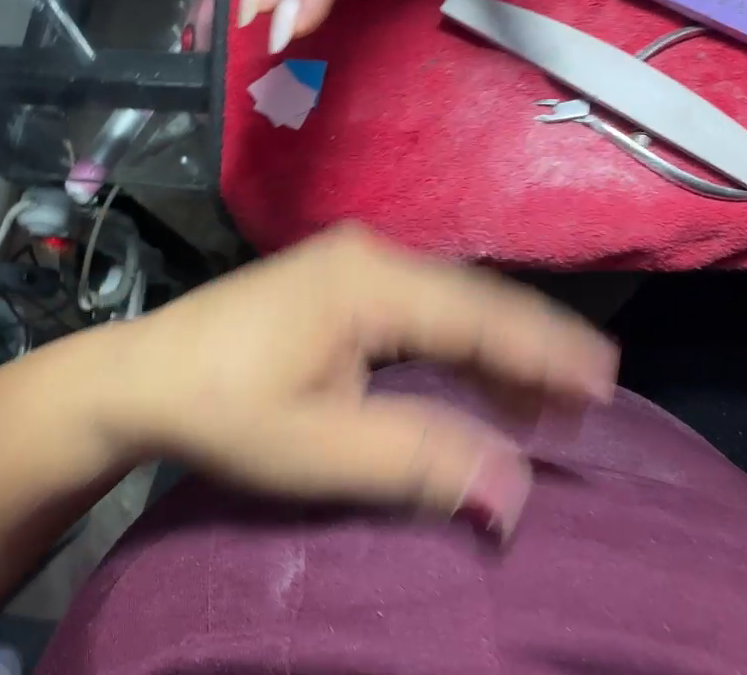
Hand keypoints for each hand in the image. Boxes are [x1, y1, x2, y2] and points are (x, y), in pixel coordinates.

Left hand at [85, 226, 618, 537]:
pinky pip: (422, 308)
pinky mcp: (343, 280)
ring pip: (451, 304)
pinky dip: (458, 344)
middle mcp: (372, 255)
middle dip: (530, 352)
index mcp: (370, 283)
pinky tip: (479, 377)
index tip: (605, 381)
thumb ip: (418, 461)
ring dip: (497, 350)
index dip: (545, 351)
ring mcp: (355, 262)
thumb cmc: (224, 409)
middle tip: (587, 401)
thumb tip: (513, 491)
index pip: (480, 317)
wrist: (142, 376)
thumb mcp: (320, 447)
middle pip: (473, 303)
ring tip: (547, 400)